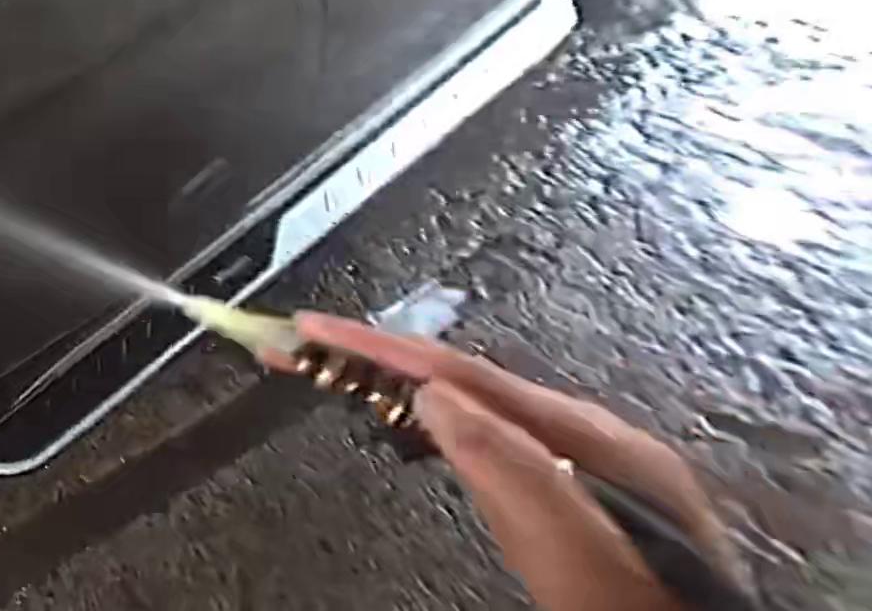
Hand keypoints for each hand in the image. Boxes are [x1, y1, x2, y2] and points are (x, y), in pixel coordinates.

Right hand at [283, 314, 744, 610]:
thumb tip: (430, 393)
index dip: (370, 344)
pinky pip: (463, 418)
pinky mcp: (551, 474)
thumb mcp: (576, 555)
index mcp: (590, 439)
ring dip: (382, 373)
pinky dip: (412, 404)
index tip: (304, 327)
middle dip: (365, 351)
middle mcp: (578, 430)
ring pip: (452, 391)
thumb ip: (512, 471)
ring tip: (323, 363)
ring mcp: (568, 451)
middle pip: (448, 371)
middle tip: (294, 341)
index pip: (454, 369)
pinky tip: (391, 405)